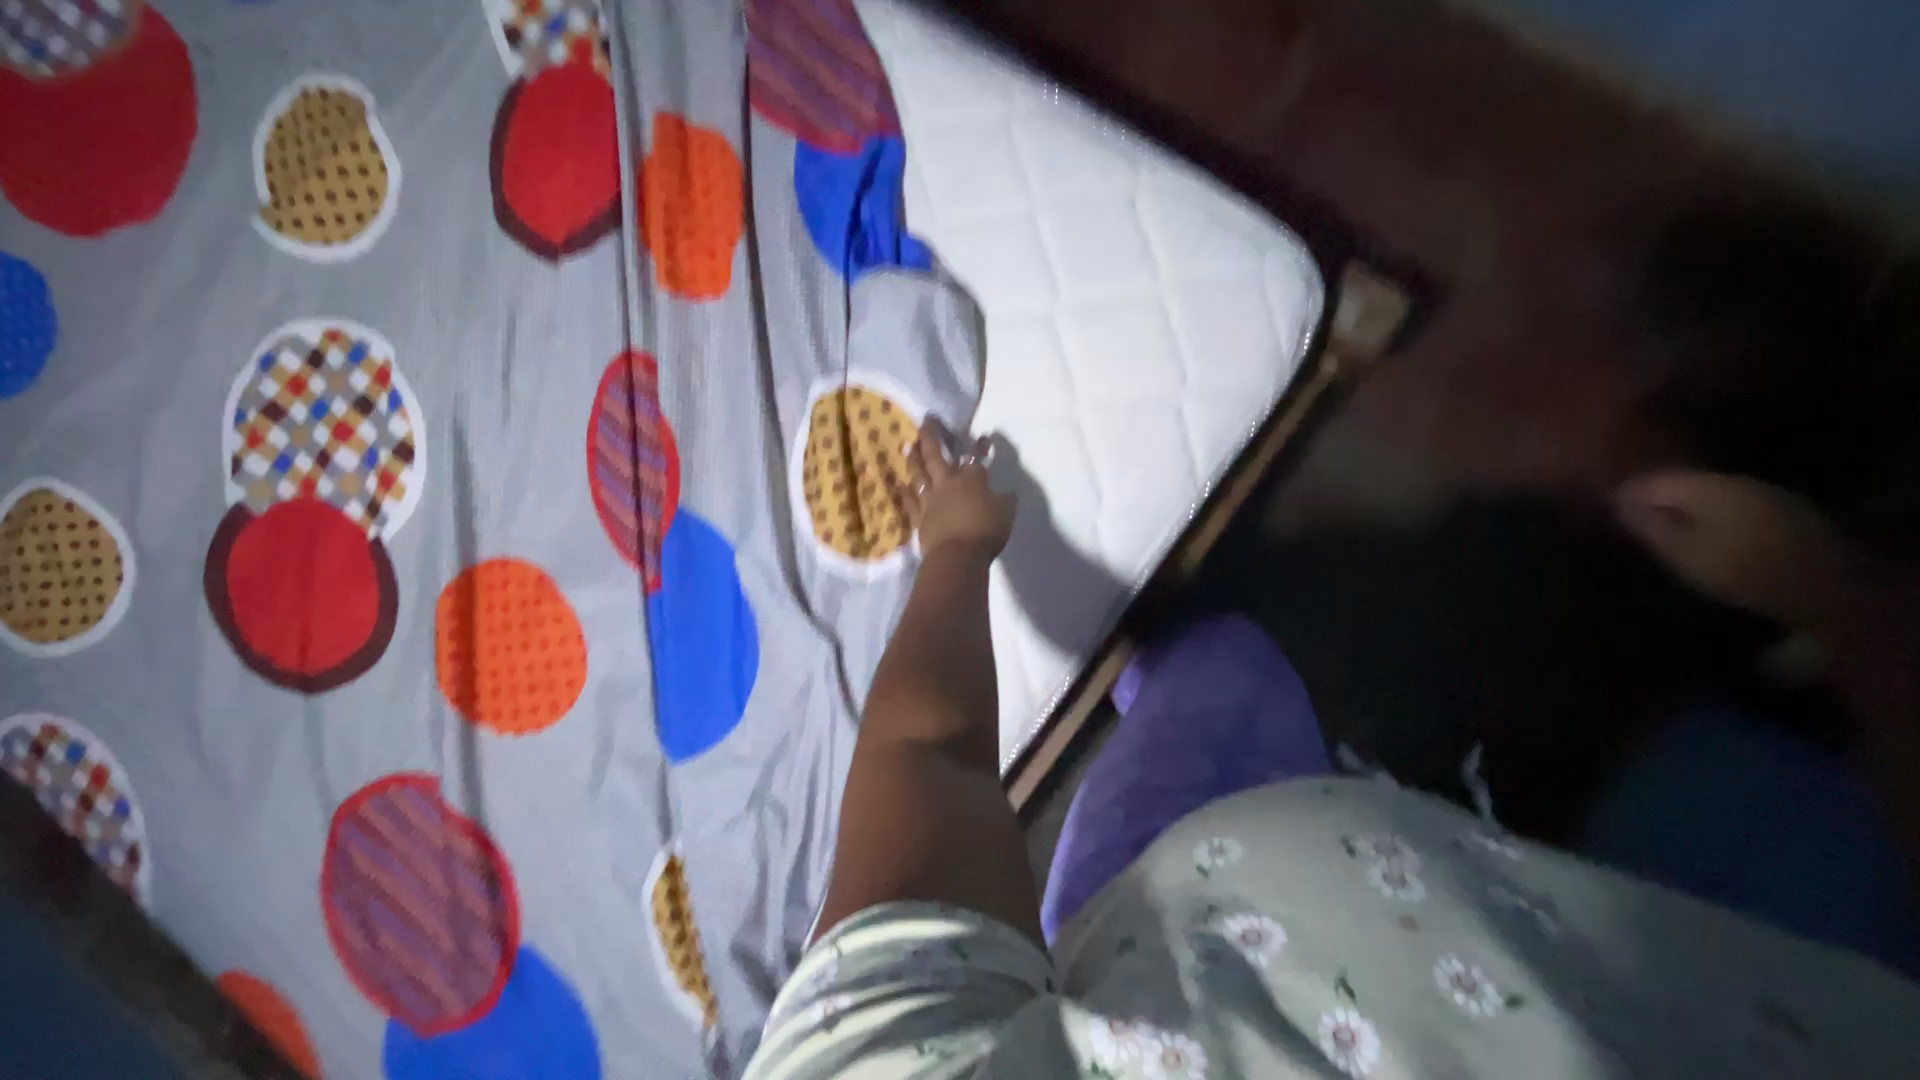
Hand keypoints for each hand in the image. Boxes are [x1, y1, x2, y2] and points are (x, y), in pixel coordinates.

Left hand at [897, 417, 1015, 560]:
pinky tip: (900, 485)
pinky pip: (910, 502)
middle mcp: (948, 483)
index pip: (976, 457)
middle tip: (926, 420)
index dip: (980, 446)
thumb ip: (1006, 501)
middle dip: (932, 435)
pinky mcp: (919, 518)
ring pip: (918, 473)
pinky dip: (905, 493)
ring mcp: (930, 499)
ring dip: (913, 457)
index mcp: (972, 479)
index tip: (984, 438)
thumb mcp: (1006, 515)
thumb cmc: (986, 532)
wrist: (958, 555)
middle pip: (936, 455)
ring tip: (909, 445)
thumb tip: (1010, 492)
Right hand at [1613, 469, 1869, 632]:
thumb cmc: (1740, 568)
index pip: (1653, 478)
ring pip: (1711, 494)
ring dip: (1687, 507)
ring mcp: (1765, 495)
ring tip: (1666, 526)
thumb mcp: (1681, 552)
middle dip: (1657, 497)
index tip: (1605, 506)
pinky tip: (1707, 532)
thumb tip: (1617, 502)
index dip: (1626, 491)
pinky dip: (1713, 515)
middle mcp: (1736, 481)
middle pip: (1684, 482)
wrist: (1824, 587)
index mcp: (1706, 487)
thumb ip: (1648, 524)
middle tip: (1632, 517)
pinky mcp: (1786, 513)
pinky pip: (1734, 506)